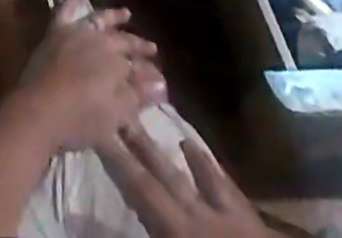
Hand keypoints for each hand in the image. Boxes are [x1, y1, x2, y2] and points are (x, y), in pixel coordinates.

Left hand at [8, 0, 165, 151]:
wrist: (38, 112)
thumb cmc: (80, 119)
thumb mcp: (116, 114)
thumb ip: (139, 95)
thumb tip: (162, 83)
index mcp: (117, 63)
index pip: (139, 66)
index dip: (150, 73)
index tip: (161, 79)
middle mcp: (101, 42)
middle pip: (123, 42)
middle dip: (139, 46)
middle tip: (152, 48)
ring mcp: (77, 33)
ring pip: (100, 20)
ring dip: (114, 17)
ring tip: (126, 13)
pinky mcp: (56, 33)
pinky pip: (65, 10)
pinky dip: (72, 0)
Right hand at [100, 125, 274, 237]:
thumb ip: (147, 227)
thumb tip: (94, 221)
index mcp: (176, 229)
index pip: (140, 189)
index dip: (118, 161)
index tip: (100, 131)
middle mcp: (197, 213)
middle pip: (162, 175)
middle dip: (139, 147)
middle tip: (119, 115)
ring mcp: (225, 212)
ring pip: (191, 175)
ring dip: (169, 151)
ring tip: (150, 125)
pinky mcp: (247, 218)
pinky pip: (224, 185)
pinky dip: (207, 165)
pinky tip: (194, 147)